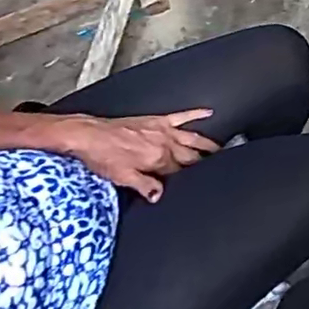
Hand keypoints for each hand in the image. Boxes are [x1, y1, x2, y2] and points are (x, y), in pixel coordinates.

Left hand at [43, 109, 220, 200]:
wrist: (88, 135)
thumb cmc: (102, 155)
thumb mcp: (122, 177)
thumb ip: (145, 187)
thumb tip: (159, 195)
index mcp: (158, 159)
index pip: (180, 173)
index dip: (189, 179)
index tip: (198, 183)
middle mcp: (165, 143)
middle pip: (191, 156)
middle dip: (205, 163)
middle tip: (219, 166)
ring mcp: (163, 130)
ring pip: (193, 138)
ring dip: (208, 144)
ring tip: (220, 149)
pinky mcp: (157, 120)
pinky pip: (182, 116)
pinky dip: (197, 114)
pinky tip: (208, 112)